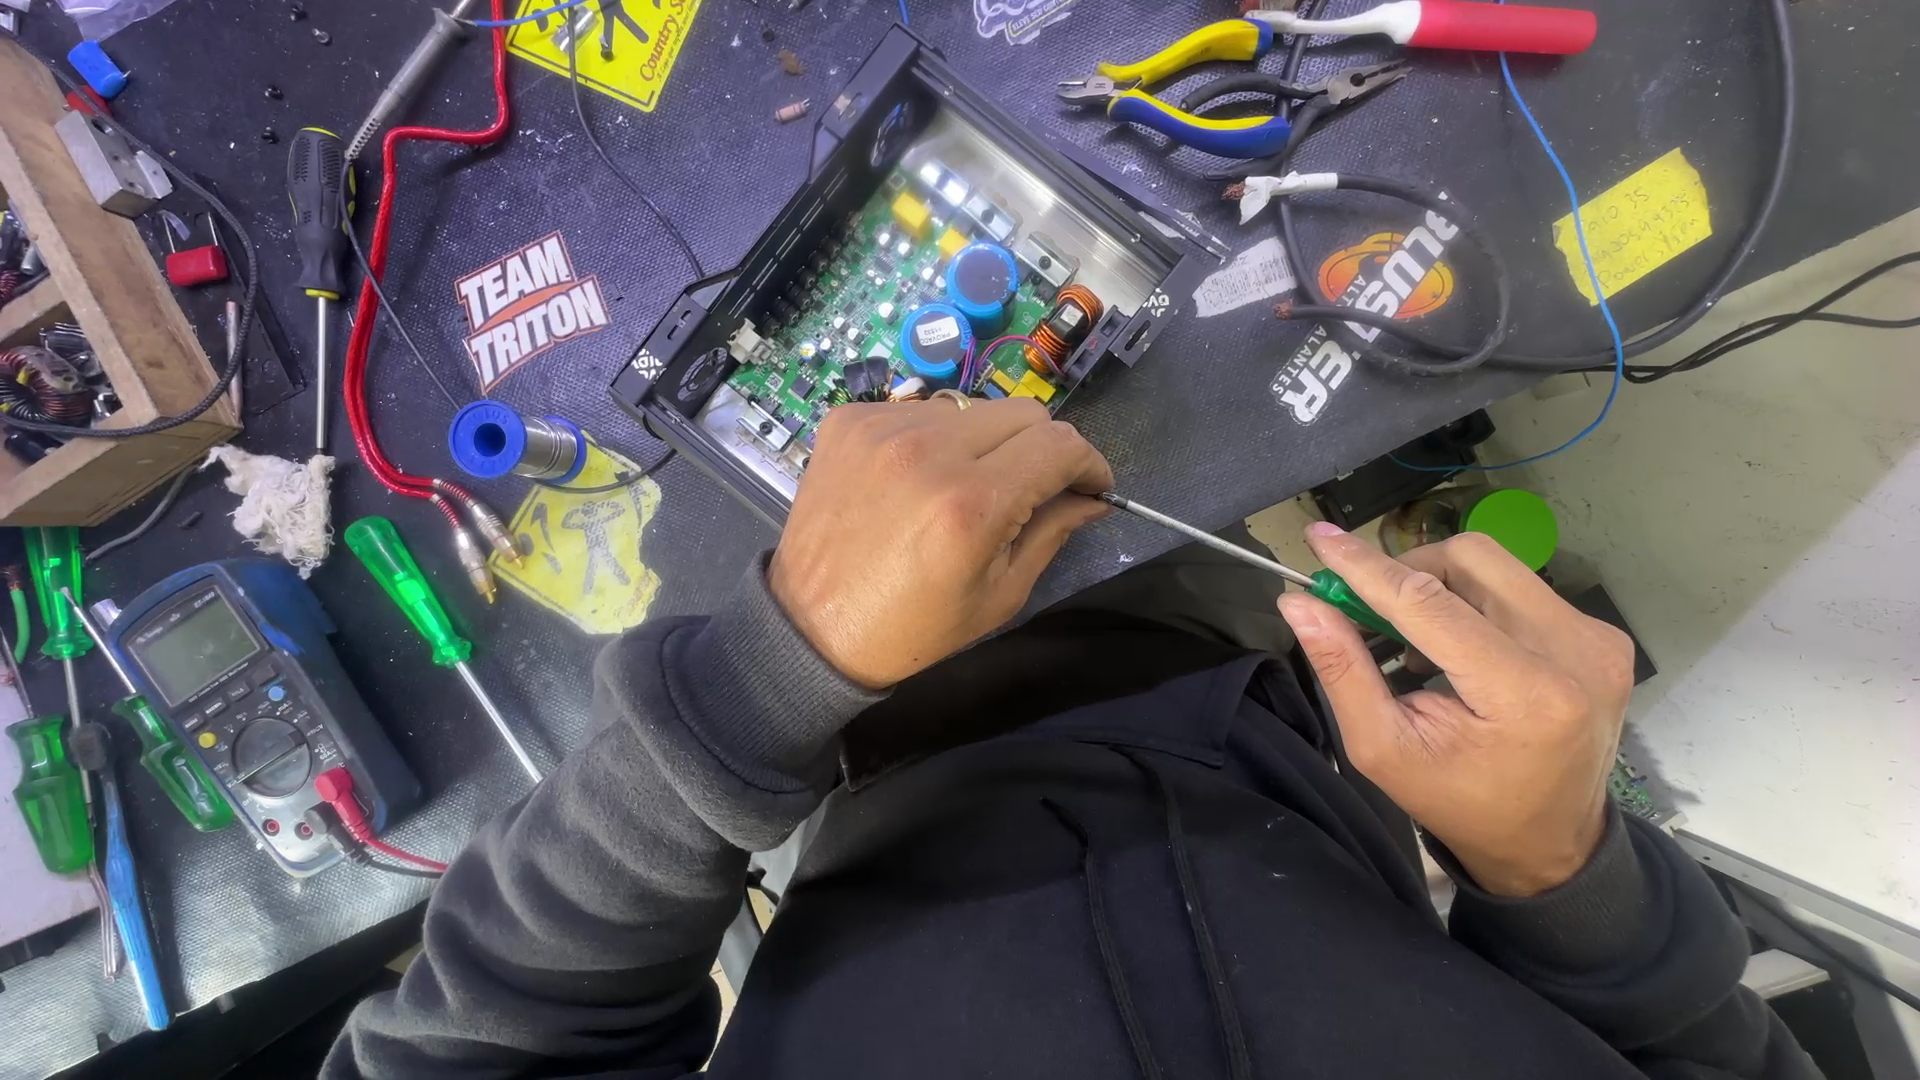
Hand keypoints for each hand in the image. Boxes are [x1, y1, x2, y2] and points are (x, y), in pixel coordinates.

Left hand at [769, 398, 1111, 688]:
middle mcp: (927, 450)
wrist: (811, 627)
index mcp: (971, 504)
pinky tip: (920, 478)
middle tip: (1034, 489)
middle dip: (1044, 449)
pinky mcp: (849, 420)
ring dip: (987, 442)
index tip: (1091, 485)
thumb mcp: (999, 595)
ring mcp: (882, 427)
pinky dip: (935, 439)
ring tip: (967, 486)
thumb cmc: (912, 628)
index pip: (1060, 445)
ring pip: (972, 408)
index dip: (1089, 463)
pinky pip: (921, 410)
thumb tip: (1093, 497)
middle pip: (1023, 413)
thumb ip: (1053, 532)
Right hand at [1277, 525, 1633, 895]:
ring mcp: (1596, 640)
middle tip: (1366, 609)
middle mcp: (1574, 652)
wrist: (1549, 842)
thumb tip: (1298, 602)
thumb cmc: (1457, 800)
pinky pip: (1514, 586)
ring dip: (1435, 586)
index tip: (1319, 537)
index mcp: (1524, 692)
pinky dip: (1467, 602)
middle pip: (1469, 560)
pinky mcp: (1599, 636)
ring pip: (1492, 566)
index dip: (1365, 566)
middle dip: (1404, 571)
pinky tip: (1451, 648)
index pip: (1428, 602)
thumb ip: (1341, 668)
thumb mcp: (1381, 746)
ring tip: (1411, 641)